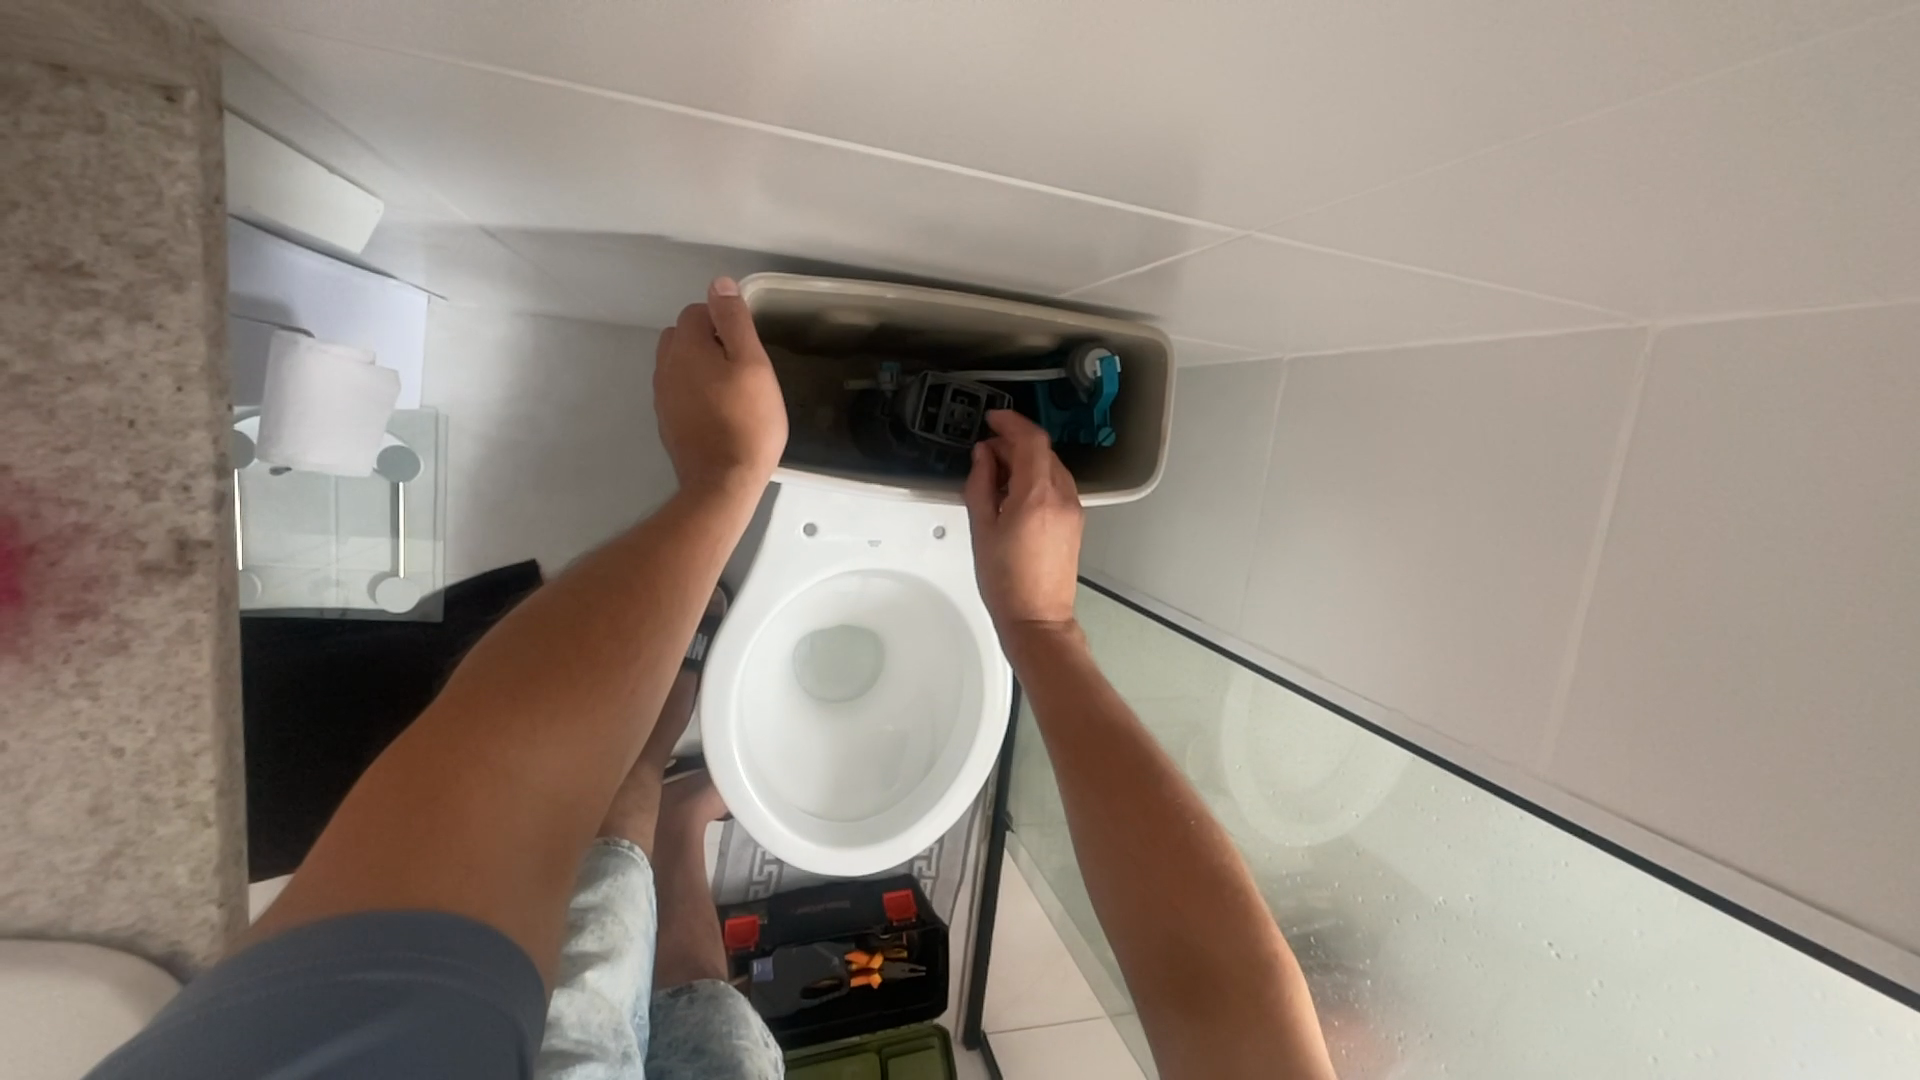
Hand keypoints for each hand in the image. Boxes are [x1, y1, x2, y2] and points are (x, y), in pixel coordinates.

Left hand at [653, 278, 787, 498]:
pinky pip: (679, 392)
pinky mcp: (667, 422)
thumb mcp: (753, 365)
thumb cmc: (748, 421)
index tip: (749, 349)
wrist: (723, 481)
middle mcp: (665, 366)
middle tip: (743, 369)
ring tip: (732, 391)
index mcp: (686, 346)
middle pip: (684, 336)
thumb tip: (719, 284)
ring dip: (701, 367)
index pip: (699, 311)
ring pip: (680, 365)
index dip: (726, 322)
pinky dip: (696, 393)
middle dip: (710, 342)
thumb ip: (735, 321)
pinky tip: (719, 413)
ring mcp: (663, 396)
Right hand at [963, 410, 1082, 633]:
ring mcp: (1073, 509)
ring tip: (997, 476)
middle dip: (1014, 444)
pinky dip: (1036, 478)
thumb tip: (982, 456)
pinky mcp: (1075, 521)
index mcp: (1036, 496)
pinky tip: (1015, 494)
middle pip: (1042, 451)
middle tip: (986, 453)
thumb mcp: (982, 529)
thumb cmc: (1006, 581)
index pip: (1031, 441)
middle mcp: (1062, 497)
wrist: (1037, 617)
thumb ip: (980, 485)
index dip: (1011, 423)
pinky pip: (1057, 485)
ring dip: (1026, 461)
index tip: (992, 420)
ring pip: (1051, 467)